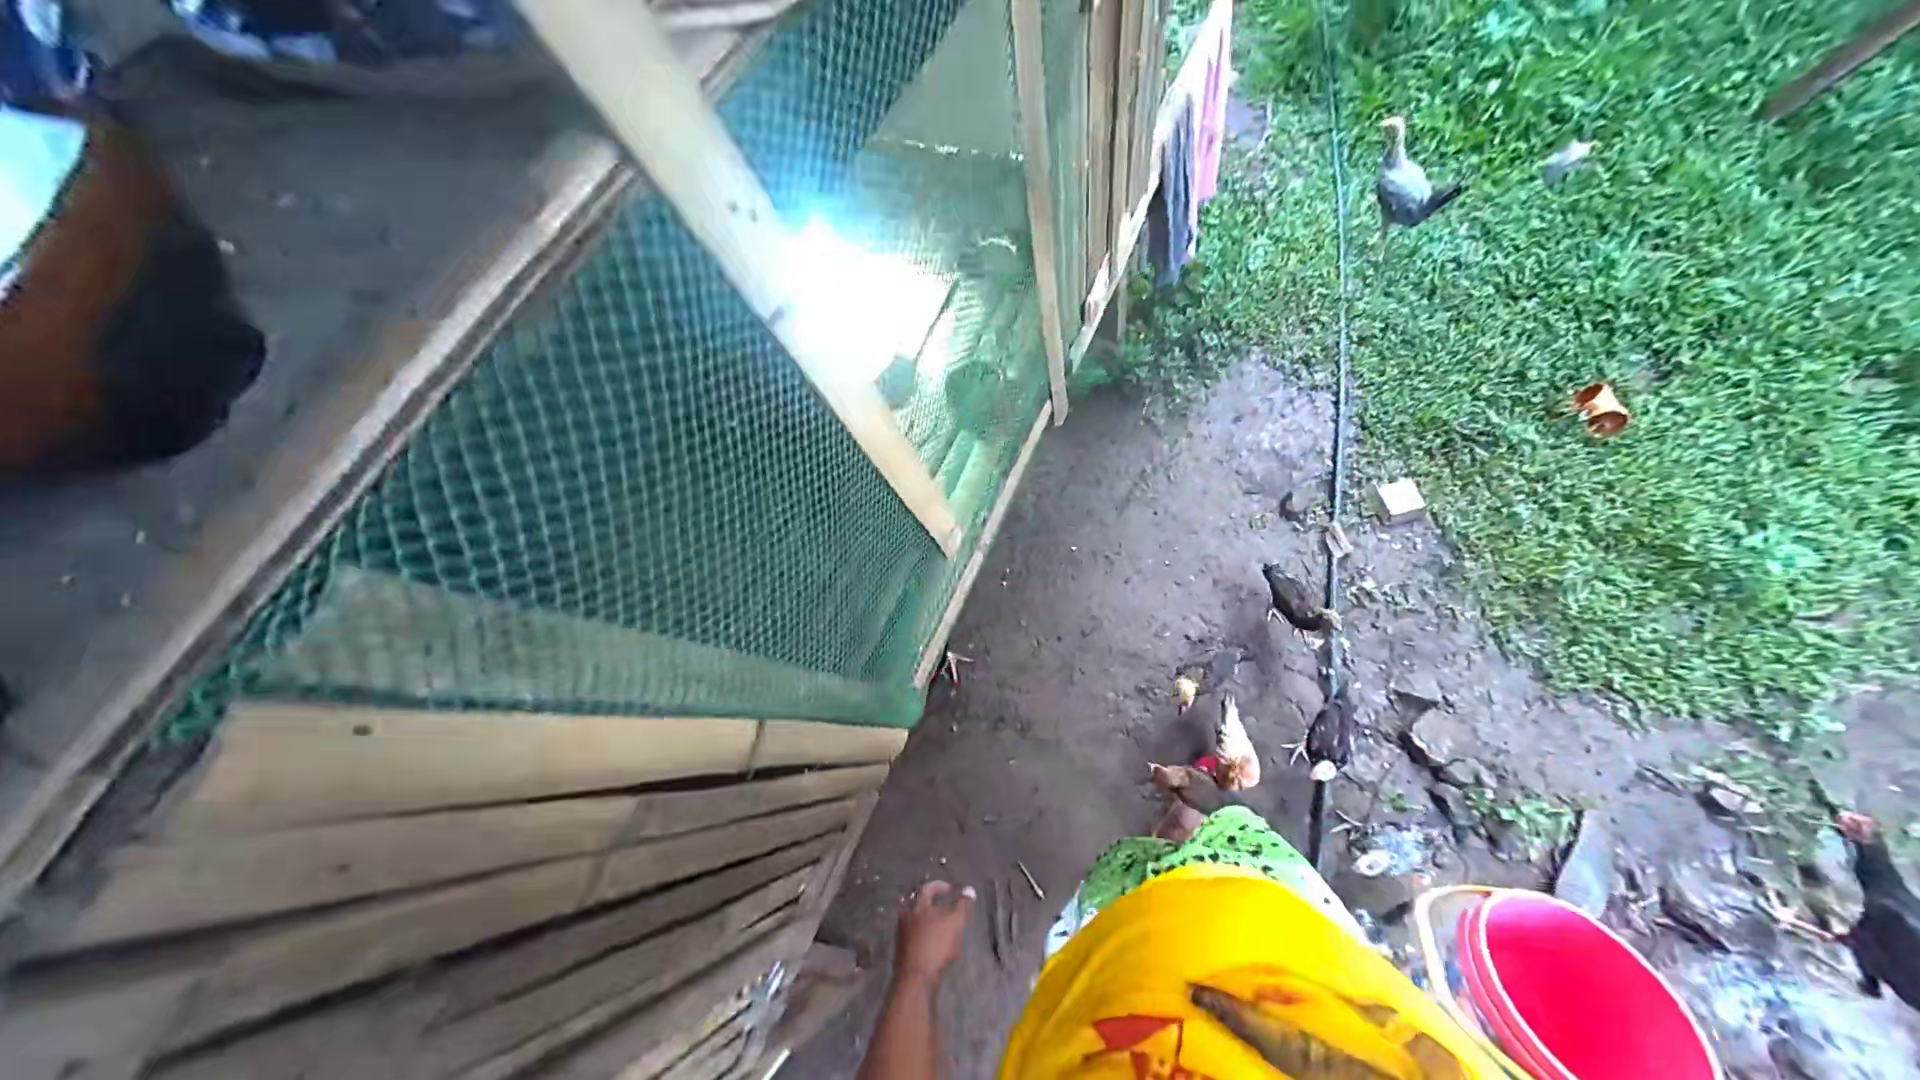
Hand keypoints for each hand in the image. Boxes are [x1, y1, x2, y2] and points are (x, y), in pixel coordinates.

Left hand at [893, 880, 973, 984]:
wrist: (916, 977)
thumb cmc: (936, 944)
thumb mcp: (955, 922)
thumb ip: (963, 905)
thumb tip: (970, 890)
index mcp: (917, 906)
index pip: (930, 888)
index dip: (943, 886)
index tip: (955, 891)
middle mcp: (907, 917)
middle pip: (925, 907)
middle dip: (940, 910)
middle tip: (952, 915)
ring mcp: (903, 935)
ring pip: (922, 924)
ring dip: (935, 926)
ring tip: (949, 934)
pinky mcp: (904, 951)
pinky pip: (919, 939)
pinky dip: (930, 940)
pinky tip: (940, 949)